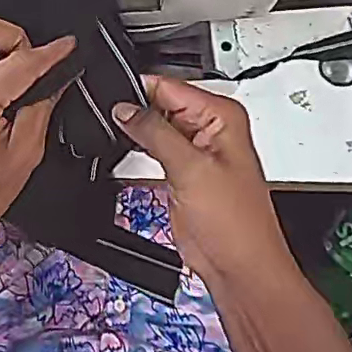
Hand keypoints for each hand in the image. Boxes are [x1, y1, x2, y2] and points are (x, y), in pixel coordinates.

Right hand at [111, 75, 292, 274]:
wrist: (237, 265)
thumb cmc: (236, 223)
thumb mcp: (190, 168)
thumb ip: (154, 132)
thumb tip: (126, 109)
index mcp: (222, 115)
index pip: (170, 86)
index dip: (139, 91)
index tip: (114, 101)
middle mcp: (209, 128)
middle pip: (159, 104)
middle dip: (135, 113)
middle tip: (115, 124)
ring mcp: (193, 151)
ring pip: (153, 127)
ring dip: (136, 134)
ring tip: (122, 143)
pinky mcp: (180, 172)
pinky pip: (152, 150)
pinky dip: (138, 152)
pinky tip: (127, 157)